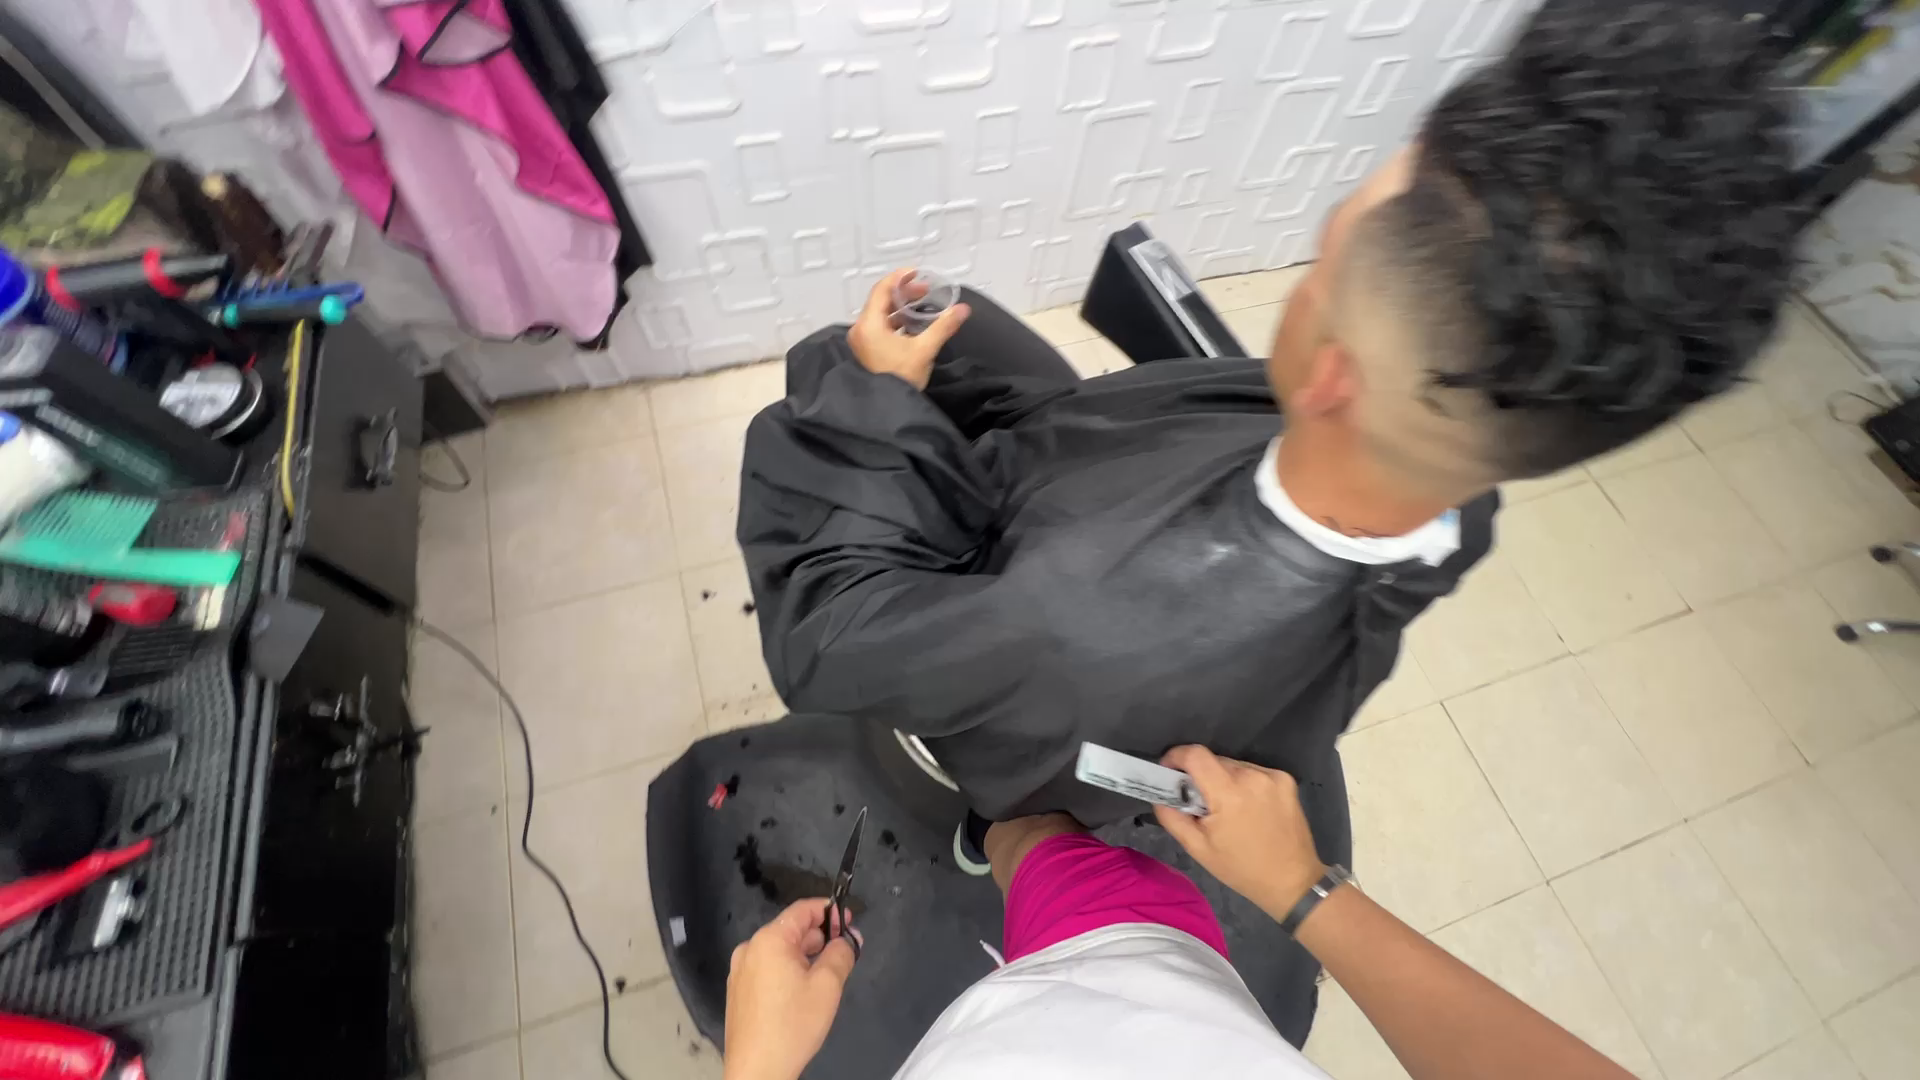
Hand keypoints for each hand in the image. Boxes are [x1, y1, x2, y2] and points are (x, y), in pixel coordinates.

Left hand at [723, 899, 859, 1079]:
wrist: (756, 1075)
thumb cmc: (793, 1024)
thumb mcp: (827, 985)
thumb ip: (842, 952)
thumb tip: (848, 938)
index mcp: (769, 939)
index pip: (803, 910)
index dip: (829, 911)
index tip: (849, 922)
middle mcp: (750, 949)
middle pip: (791, 930)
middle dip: (820, 936)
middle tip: (844, 950)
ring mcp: (740, 972)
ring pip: (780, 951)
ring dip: (805, 955)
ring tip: (826, 973)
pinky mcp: (738, 993)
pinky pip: (768, 969)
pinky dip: (788, 970)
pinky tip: (803, 991)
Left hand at [846, 269, 970, 389]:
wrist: (888, 409)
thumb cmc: (902, 377)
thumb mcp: (925, 350)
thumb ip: (943, 326)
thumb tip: (964, 309)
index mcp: (869, 325)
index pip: (881, 289)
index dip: (900, 278)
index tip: (918, 272)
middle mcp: (860, 329)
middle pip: (880, 301)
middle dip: (904, 293)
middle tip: (926, 291)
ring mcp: (861, 342)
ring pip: (880, 314)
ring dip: (900, 308)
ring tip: (922, 306)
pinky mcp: (866, 351)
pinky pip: (879, 328)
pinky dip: (895, 321)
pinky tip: (912, 324)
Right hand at [1152, 745, 1326, 918]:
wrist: (1293, 883)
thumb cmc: (1241, 869)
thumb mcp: (1198, 849)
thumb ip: (1172, 816)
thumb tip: (1159, 793)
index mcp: (1228, 794)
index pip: (1195, 754)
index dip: (1176, 756)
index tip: (1169, 771)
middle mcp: (1251, 777)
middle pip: (1213, 760)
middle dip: (1201, 775)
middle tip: (1199, 801)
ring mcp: (1271, 777)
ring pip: (1232, 765)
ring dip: (1222, 778)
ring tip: (1227, 807)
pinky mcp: (1285, 779)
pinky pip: (1251, 770)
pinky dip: (1243, 782)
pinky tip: (1248, 806)